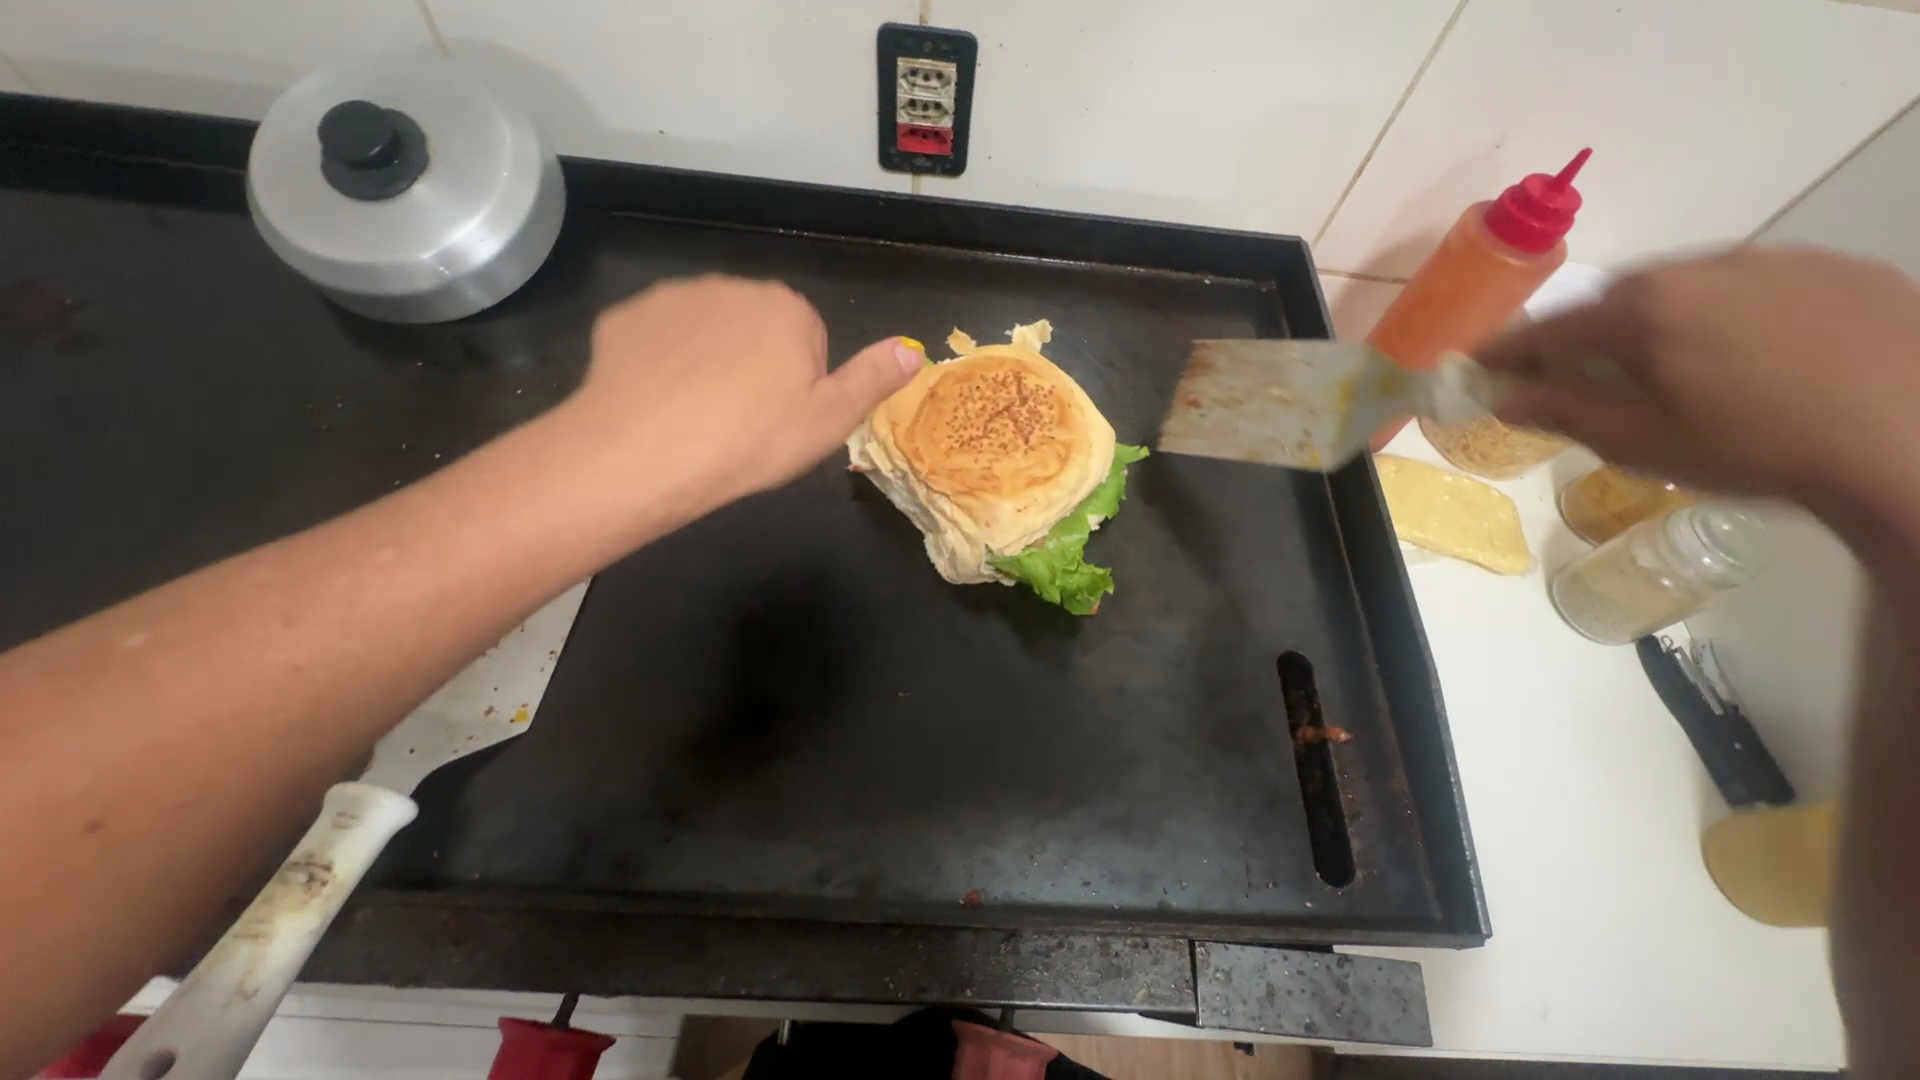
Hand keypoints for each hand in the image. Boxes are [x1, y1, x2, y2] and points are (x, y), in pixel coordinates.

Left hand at [559, 275, 921, 515]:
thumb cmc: (754, 439)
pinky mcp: (625, 318)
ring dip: (707, 363)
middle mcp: (731, 287)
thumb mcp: (830, 419)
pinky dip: (660, 365)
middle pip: (755, 328)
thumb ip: (873, 378)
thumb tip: (912, 348)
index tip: (783, 418)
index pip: (807, 337)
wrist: (647, 452)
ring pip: (704, 331)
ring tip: (700, 417)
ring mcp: (672, 298)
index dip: (799, 382)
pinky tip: (660, 405)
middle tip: (744, 421)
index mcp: (787, 309)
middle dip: (754, 365)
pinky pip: (656, 340)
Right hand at [1478, 247, 1919, 513]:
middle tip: (1584, 368)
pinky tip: (1753, 350)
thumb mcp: (1639, 442)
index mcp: (1645, 310)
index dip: (1511, 347)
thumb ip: (1563, 411)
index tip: (1483, 362)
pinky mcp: (1841, 269)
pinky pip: (1759, 282)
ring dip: (1663, 314)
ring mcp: (1780, 261)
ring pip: (1691, 282)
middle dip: (1590, 329)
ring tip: (1674, 359)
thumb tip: (1506, 398)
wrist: (1913, 440)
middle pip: (1620, 296)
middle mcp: (1704, 268)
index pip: (1553, 327)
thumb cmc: (1753, 446)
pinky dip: (1731, 309)